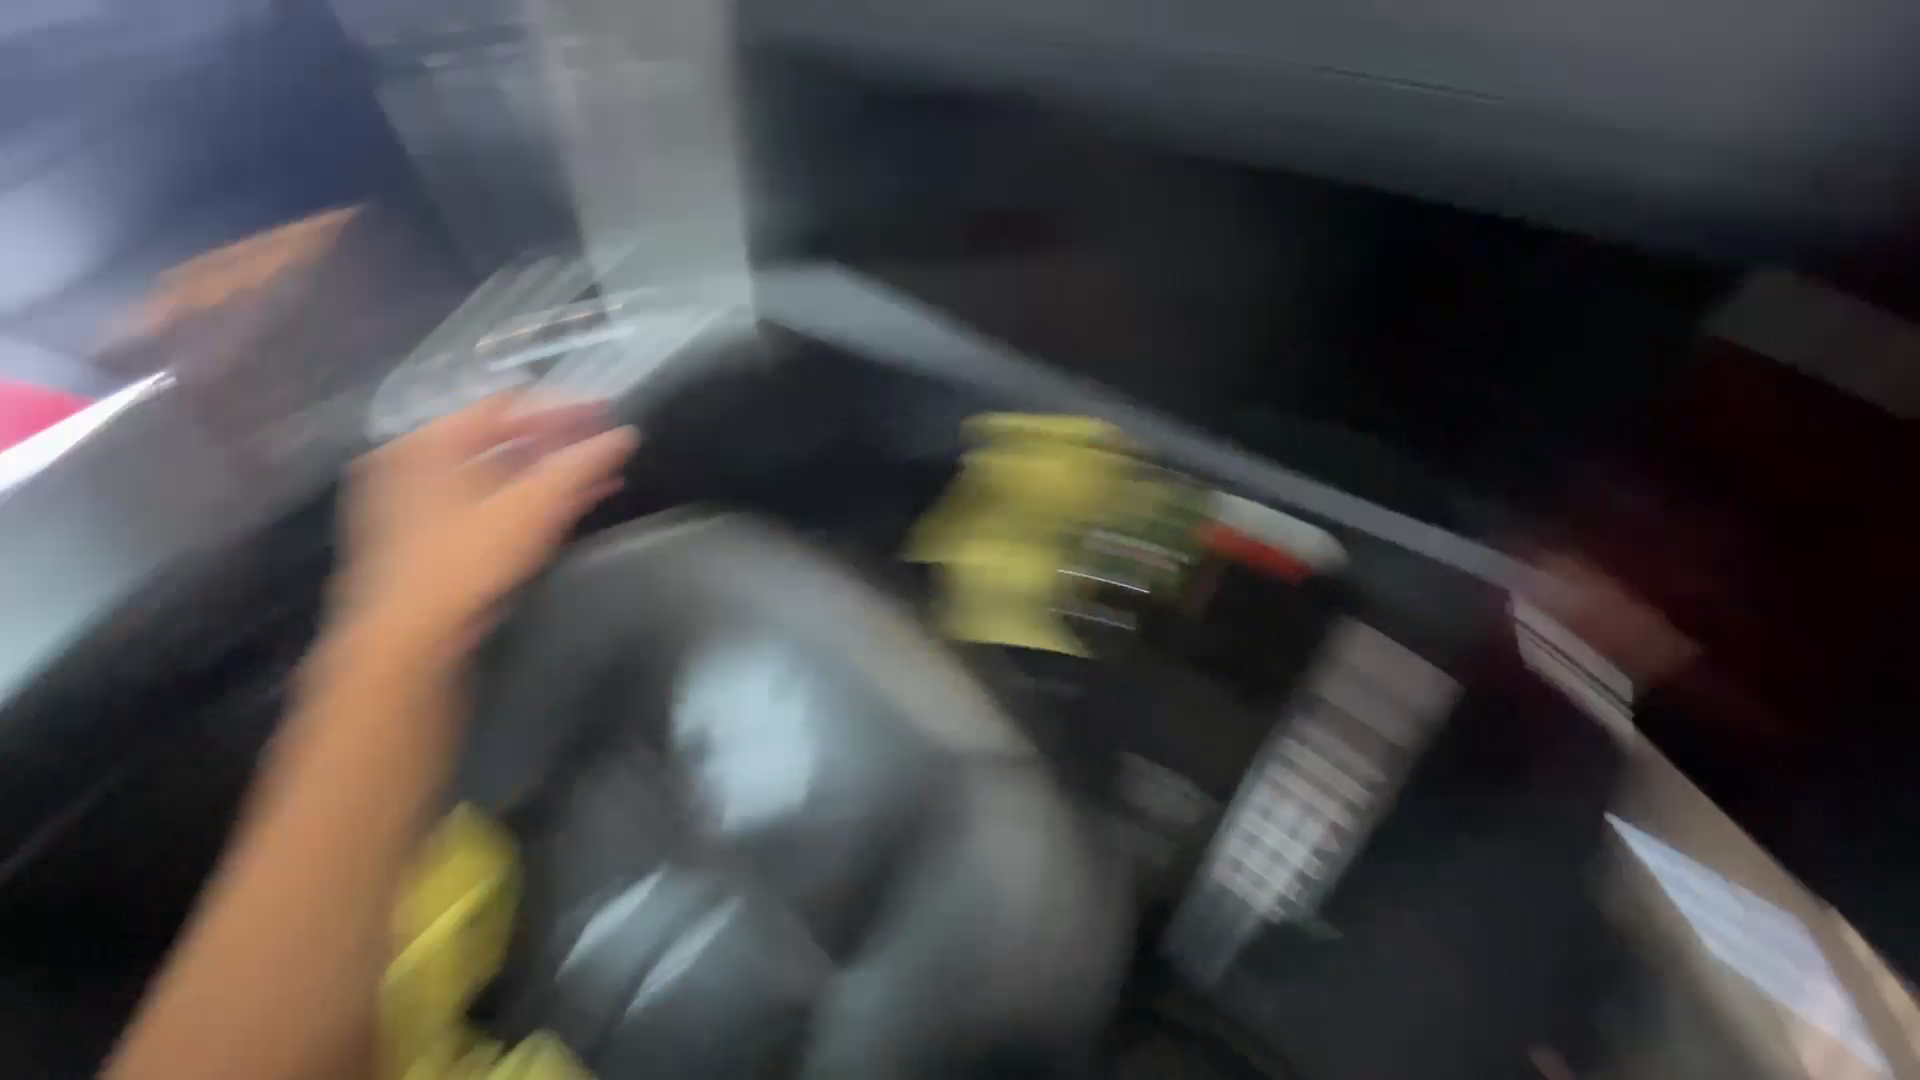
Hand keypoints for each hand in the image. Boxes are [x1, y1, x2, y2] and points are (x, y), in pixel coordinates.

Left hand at [331, 394, 638, 661]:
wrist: (412, 637)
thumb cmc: (467, 562)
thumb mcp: (532, 507)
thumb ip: (581, 465)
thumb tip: (623, 434)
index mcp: (430, 443)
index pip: (506, 404)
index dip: (561, 407)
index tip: (605, 415)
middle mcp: (418, 462)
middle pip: (504, 438)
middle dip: (562, 444)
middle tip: (607, 448)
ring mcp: (423, 500)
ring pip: (501, 473)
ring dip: (554, 474)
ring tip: (603, 478)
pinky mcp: (435, 534)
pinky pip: (491, 501)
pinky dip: (532, 499)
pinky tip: (573, 505)